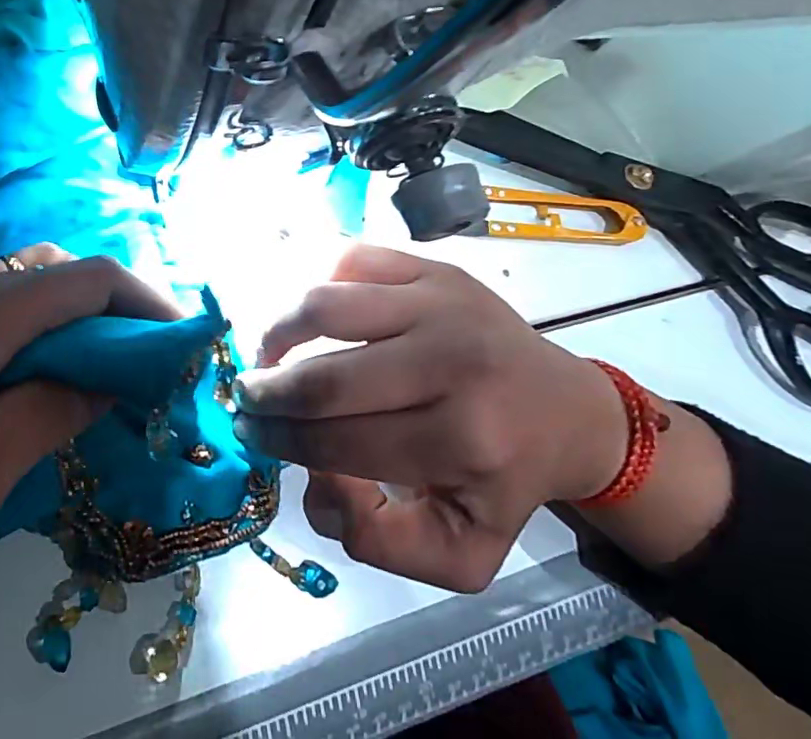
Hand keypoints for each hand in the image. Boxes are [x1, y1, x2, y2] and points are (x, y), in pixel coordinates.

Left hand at [0, 243, 179, 634]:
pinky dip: (54, 331)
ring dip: (88, 321)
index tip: (183, 350)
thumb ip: (43, 414)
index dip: (146, 303)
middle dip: (122, 312)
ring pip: (38, 287)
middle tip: (155, 372)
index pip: (85, 278)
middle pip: (65, 273)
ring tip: (118, 377)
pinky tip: (58, 381)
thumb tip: (111, 375)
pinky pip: (11, 310)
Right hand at [232, 244, 627, 592]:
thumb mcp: (460, 550)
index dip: (280, 441)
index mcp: (461, 440)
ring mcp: (444, 302)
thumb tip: (316, 485)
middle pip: (325, 376)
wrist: (565, 410)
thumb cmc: (505, 481)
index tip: (251, 435)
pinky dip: (319, 285)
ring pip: (327, 305)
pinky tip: (315, 318)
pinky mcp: (437, 269)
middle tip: (246, 400)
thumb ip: (378, 543)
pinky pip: (352, 260)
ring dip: (279, 332)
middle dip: (267, 394)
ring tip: (267, 354)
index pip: (336, 442)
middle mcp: (453, 361)